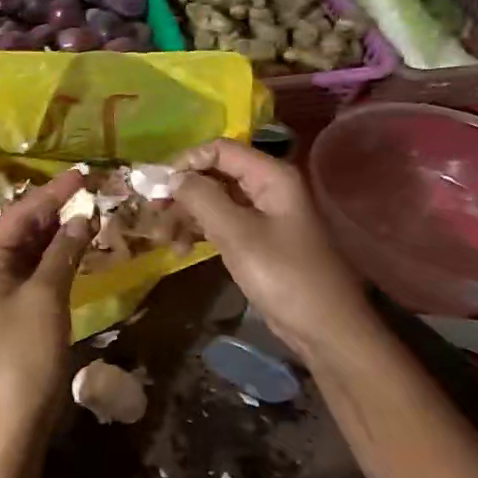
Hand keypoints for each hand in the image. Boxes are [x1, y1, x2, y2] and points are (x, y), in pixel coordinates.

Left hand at [0, 169, 93, 447]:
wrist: (10, 422)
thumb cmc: (24, 355)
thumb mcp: (46, 297)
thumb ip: (63, 252)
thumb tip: (82, 216)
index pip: (21, 212)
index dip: (53, 192)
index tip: (84, 174)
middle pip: (24, 227)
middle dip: (57, 209)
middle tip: (93, 190)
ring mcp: (2, 290)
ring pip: (33, 249)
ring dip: (60, 232)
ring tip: (92, 212)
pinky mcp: (17, 309)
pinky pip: (38, 271)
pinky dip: (59, 257)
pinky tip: (80, 247)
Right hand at [170, 139, 365, 360]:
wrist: (324, 328)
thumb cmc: (284, 276)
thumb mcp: (238, 234)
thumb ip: (202, 199)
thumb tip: (172, 176)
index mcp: (271, 176)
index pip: (219, 150)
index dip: (186, 162)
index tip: (156, 186)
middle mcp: (267, 188)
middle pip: (214, 174)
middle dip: (182, 192)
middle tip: (153, 216)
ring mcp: (262, 215)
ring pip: (214, 201)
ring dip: (186, 215)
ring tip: (163, 239)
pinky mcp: (257, 240)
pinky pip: (221, 224)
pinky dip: (200, 232)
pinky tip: (181, 249)